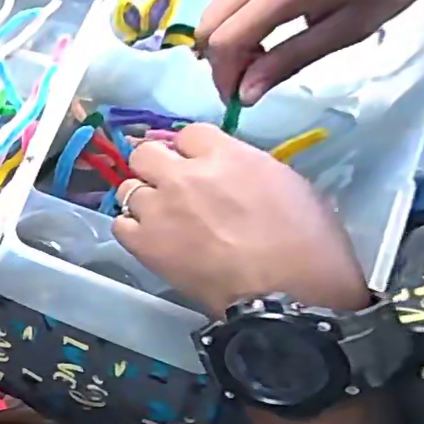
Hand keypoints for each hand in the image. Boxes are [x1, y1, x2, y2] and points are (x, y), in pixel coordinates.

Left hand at [111, 125, 368, 317]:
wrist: (281, 290)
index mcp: (225, 156)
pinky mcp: (141, 242)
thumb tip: (224, 172)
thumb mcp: (285, 183)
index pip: (188, 133)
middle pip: (144, 154)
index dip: (189, 149)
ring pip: (127, 189)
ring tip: (160, 217)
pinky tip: (149, 238)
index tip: (195, 164)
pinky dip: (130, 228)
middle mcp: (183, 176)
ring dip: (141, 199)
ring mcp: (157, 209)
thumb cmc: (304, 241)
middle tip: (168, 186)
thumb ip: (244, 168)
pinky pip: (119, 224)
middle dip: (154, 166)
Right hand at [196, 0, 423, 104]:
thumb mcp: (352, 28)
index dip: (225, 75)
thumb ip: (291, 60)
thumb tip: (245, 95)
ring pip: (216, 12)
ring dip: (225, 44)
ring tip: (257, 60)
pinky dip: (235, 24)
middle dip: (218, 61)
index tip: (240, 98)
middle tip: (245, 82)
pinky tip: (264, 35)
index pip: (228, 38)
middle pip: (210, 25)